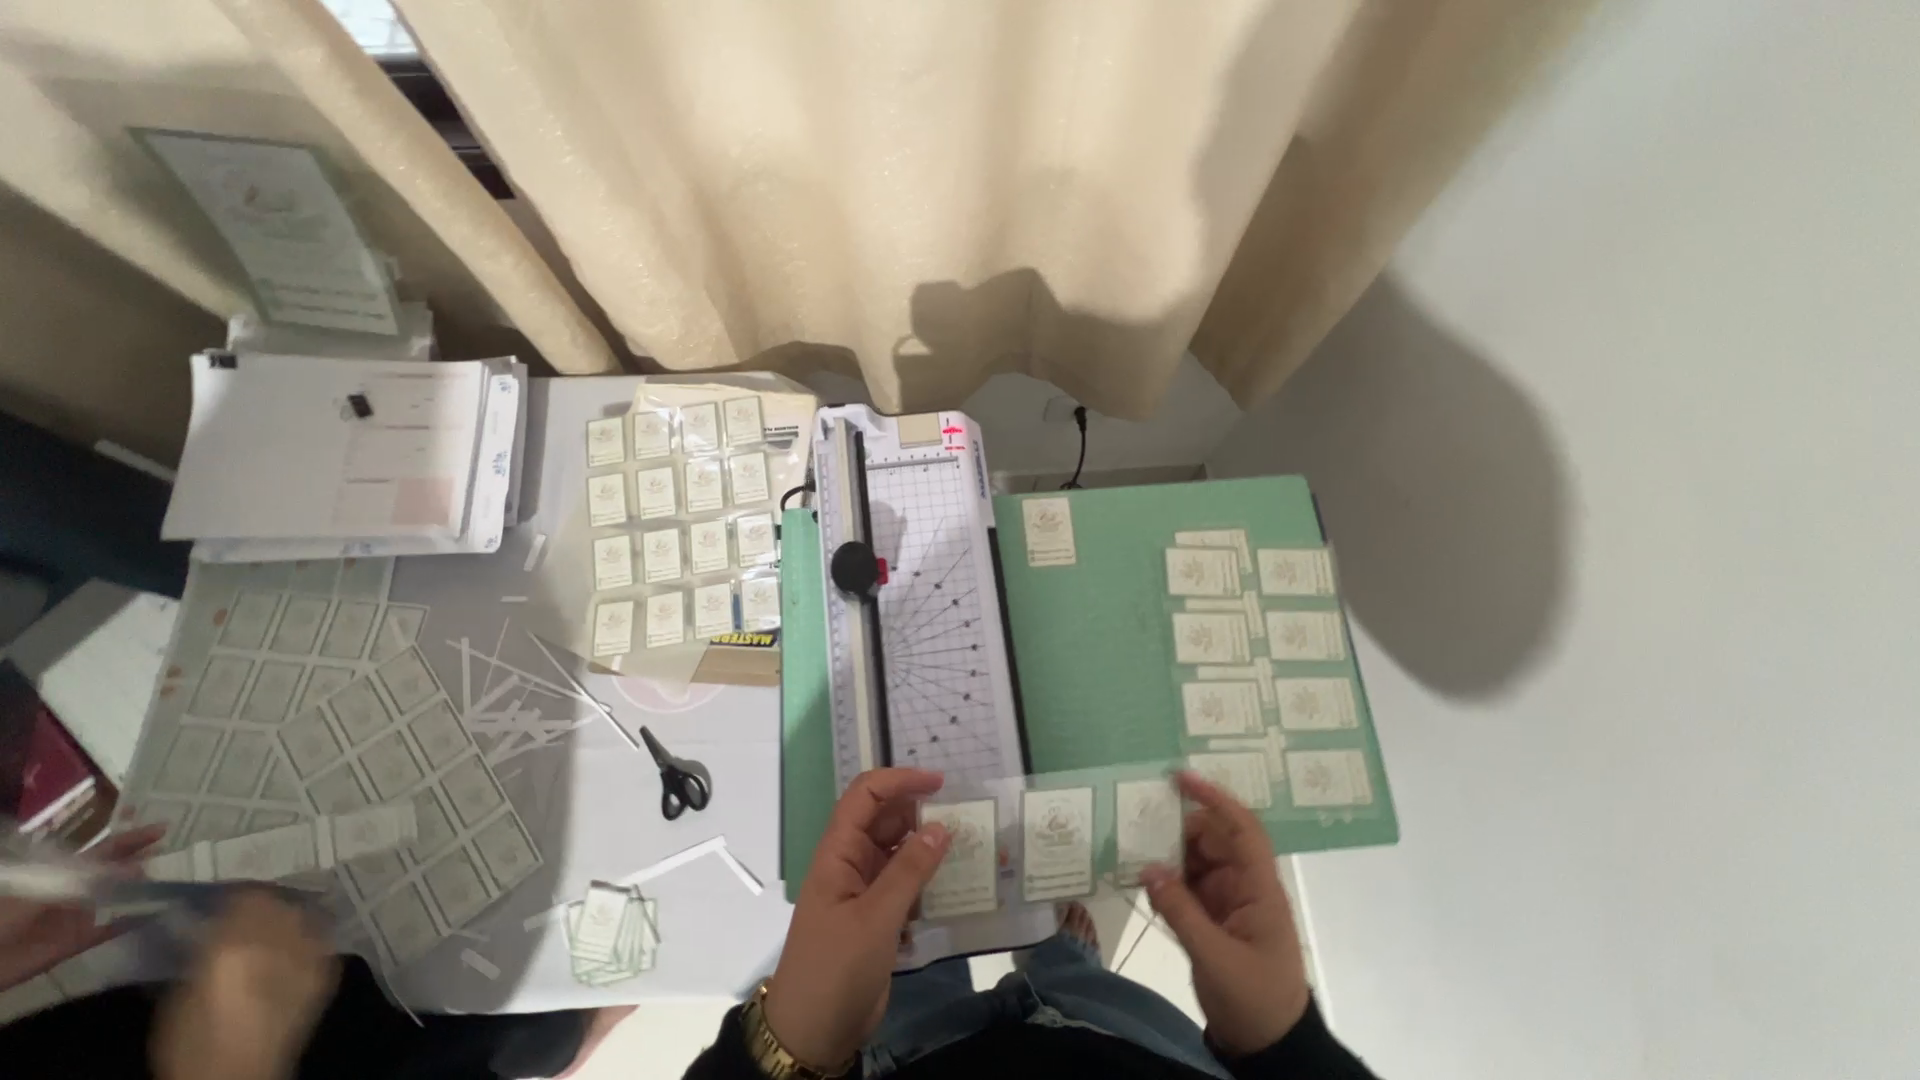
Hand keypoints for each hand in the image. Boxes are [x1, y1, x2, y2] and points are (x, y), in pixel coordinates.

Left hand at [0, 824, 165, 991]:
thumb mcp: (34, 895)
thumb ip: (80, 883)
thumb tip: (132, 868)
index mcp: (61, 876)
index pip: (103, 852)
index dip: (132, 839)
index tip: (163, 829)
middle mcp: (76, 892)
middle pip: (117, 874)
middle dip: (147, 864)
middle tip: (181, 857)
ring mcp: (79, 917)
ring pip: (122, 899)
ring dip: (147, 891)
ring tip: (180, 881)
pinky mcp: (80, 941)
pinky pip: (115, 928)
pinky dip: (138, 920)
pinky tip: (162, 912)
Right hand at [152, 888, 338, 1079]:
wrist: (237, 1075)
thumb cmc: (192, 1040)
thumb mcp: (179, 990)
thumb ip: (198, 947)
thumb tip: (204, 921)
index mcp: (235, 943)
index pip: (245, 896)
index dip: (234, 893)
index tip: (223, 896)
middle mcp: (280, 939)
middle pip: (279, 900)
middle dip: (263, 900)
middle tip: (247, 908)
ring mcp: (312, 951)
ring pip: (305, 912)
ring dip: (288, 913)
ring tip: (272, 924)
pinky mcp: (328, 967)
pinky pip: (321, 936)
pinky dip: (307, 935)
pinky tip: (293, 945)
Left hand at [762, 767, 950, 1069]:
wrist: (813, 1032)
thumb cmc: (836, 967)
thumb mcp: (876, 918)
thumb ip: (909, 870)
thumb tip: (941, 827)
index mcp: (838, 853)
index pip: (865, 796)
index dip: (899, 780)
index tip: (940, 782)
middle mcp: (850, 863)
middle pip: (884, 819)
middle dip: (919, 810)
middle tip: (963, 814)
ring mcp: (863, 890)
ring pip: (897, 851)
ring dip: (926, 844)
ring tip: (966, 843)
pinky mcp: (877, 917)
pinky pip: (904, 882)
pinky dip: (926, 876)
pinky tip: (954, 881)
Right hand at [1142, 771, 1311, 1056]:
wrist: (1269, 1047)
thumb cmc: (1255, 999)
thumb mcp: (1216, 958)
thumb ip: (1180, 911)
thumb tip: (1147, 868)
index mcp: (1259, 889)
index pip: (1242, 830)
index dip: (1215, 800)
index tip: (1181, 779)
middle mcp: (1244, 886)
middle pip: (1212, 840)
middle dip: (1178, 829)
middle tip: (1138, 823)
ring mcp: (1228, 902)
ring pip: (1196, 862)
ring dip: (1168, 854)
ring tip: (1131, 847)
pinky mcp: (1212, 920)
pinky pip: (1186, 887)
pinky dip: (1166, 881)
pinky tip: (1141, 879)